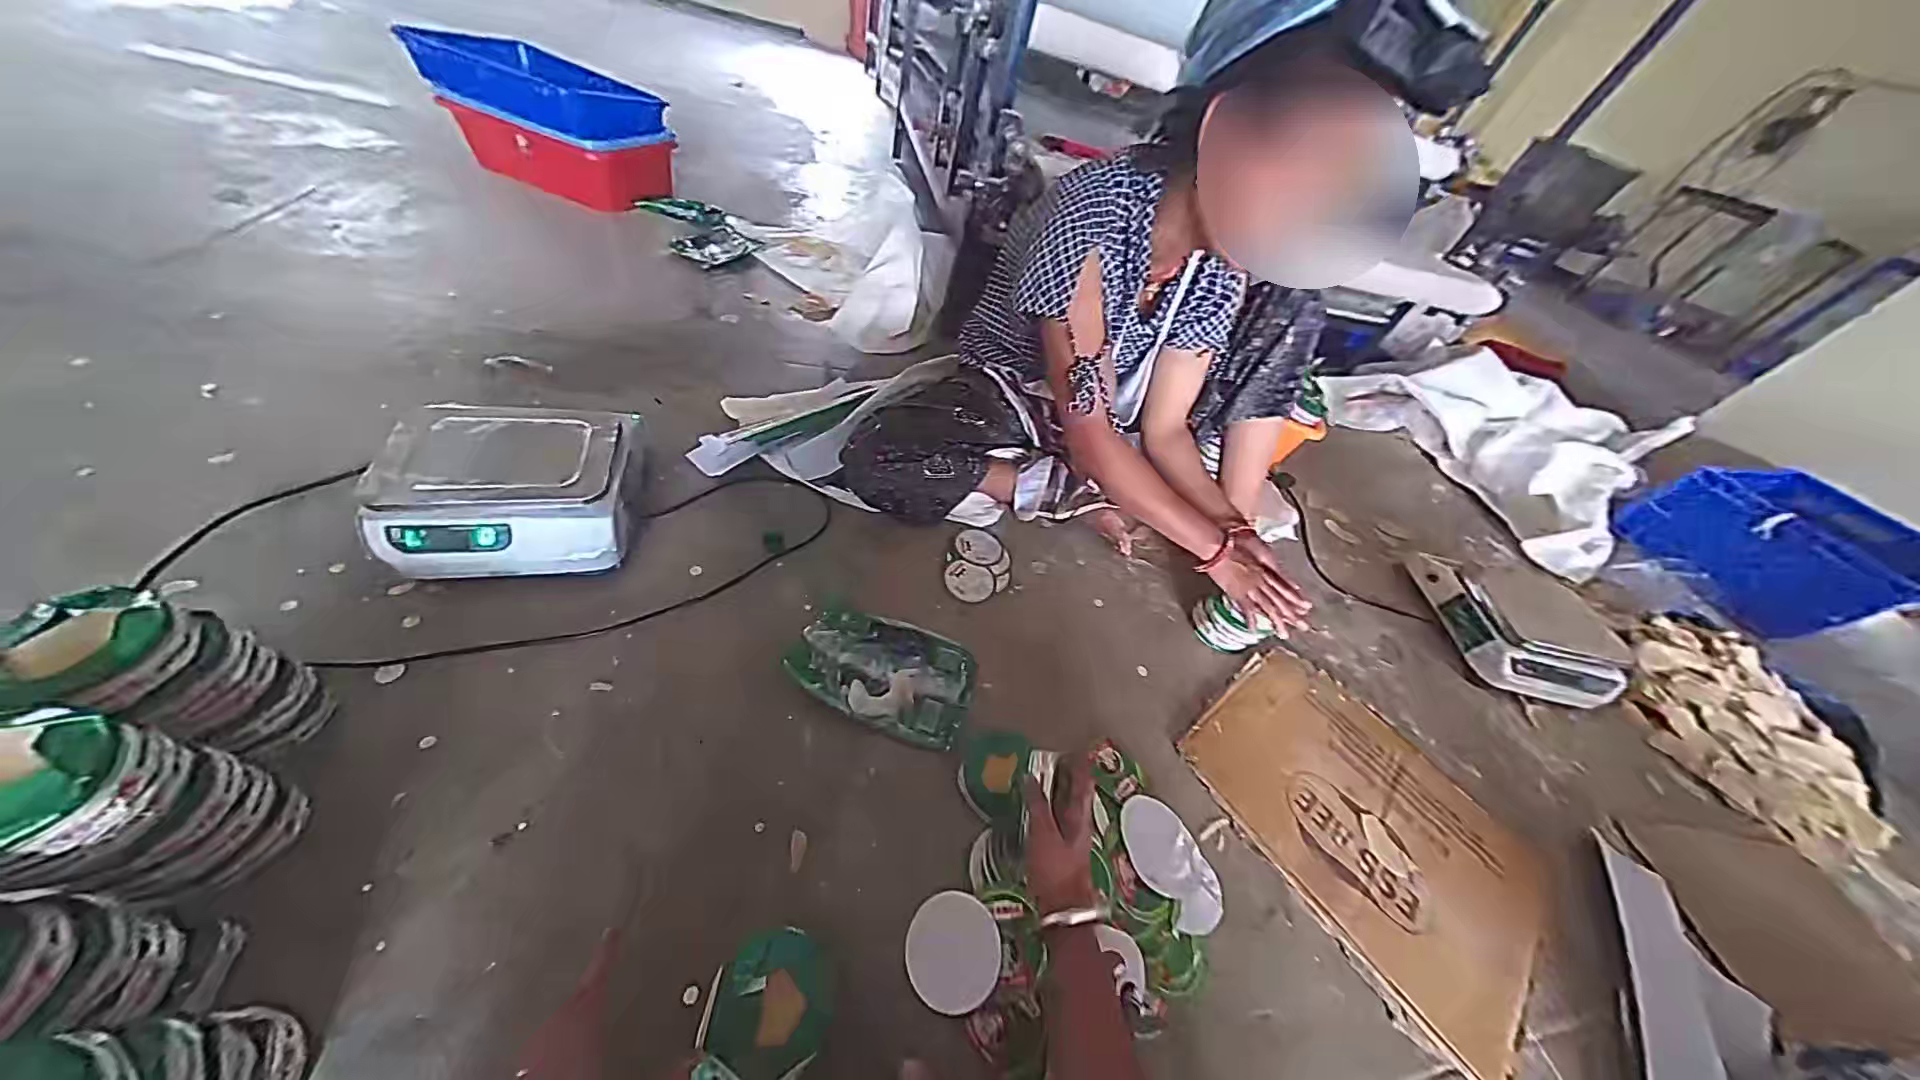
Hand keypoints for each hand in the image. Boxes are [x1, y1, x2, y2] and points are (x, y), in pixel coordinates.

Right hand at [1023, 759, 1098, 913]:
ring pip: (1068, 805)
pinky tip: (1042, 806)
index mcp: (1080, 817)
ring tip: (1049, 775)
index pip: (1083, 783)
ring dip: (1061, 789)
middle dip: (1070, 775)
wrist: (1062, 911)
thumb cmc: (1055, 870)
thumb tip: (1030, 777)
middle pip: (1077, 793)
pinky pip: (1059, 818)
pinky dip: (1051, 805)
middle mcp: (1080, 824)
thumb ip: (1037, 805)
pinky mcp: (1062, 849)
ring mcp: (1072, 838)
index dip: (1080, 765)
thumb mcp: (1043, 833)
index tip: (1073, 749)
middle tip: (1060, 758)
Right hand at [1206, 545, 1307, 633]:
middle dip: (1292, 614)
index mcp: (1265, 570)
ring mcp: (1251, 588)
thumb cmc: (1233, 544)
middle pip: (1280, 599)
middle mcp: (1262, 581)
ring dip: (1277, 621)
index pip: (1284, 587)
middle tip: (1304, 626)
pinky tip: (1255, 630)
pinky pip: (1247, 608)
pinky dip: (1251, 619)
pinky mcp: (1238, 593)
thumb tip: (1259, 557)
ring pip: (1268, 607)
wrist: (1221, 546)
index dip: (1296, 597)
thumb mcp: (1251, 547)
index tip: (1306, 607)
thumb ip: (1257, 558)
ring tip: (1284, 634)